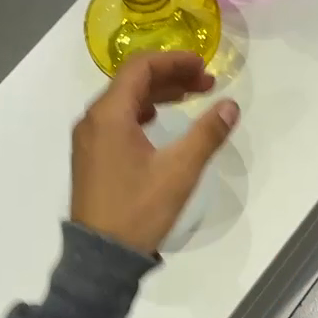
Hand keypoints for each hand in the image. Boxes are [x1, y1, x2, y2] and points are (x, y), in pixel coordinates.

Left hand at [72, 51, 239, 254]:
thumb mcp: (179, 171)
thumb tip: (230, 106)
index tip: (203, 67)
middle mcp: (92, 119)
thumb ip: (207, 134)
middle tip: (205, 84)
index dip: (174, 61)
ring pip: (122, 101)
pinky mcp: (90, 156)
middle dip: (169, 77)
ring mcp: (87, 139)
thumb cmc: (139, 210)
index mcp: (109, 114)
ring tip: (189, 99)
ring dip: (156, 95)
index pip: (140, 68)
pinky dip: (140, 113)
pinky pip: (115, 120)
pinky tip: (157, 122)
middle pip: (131, 81)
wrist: (102, 255)